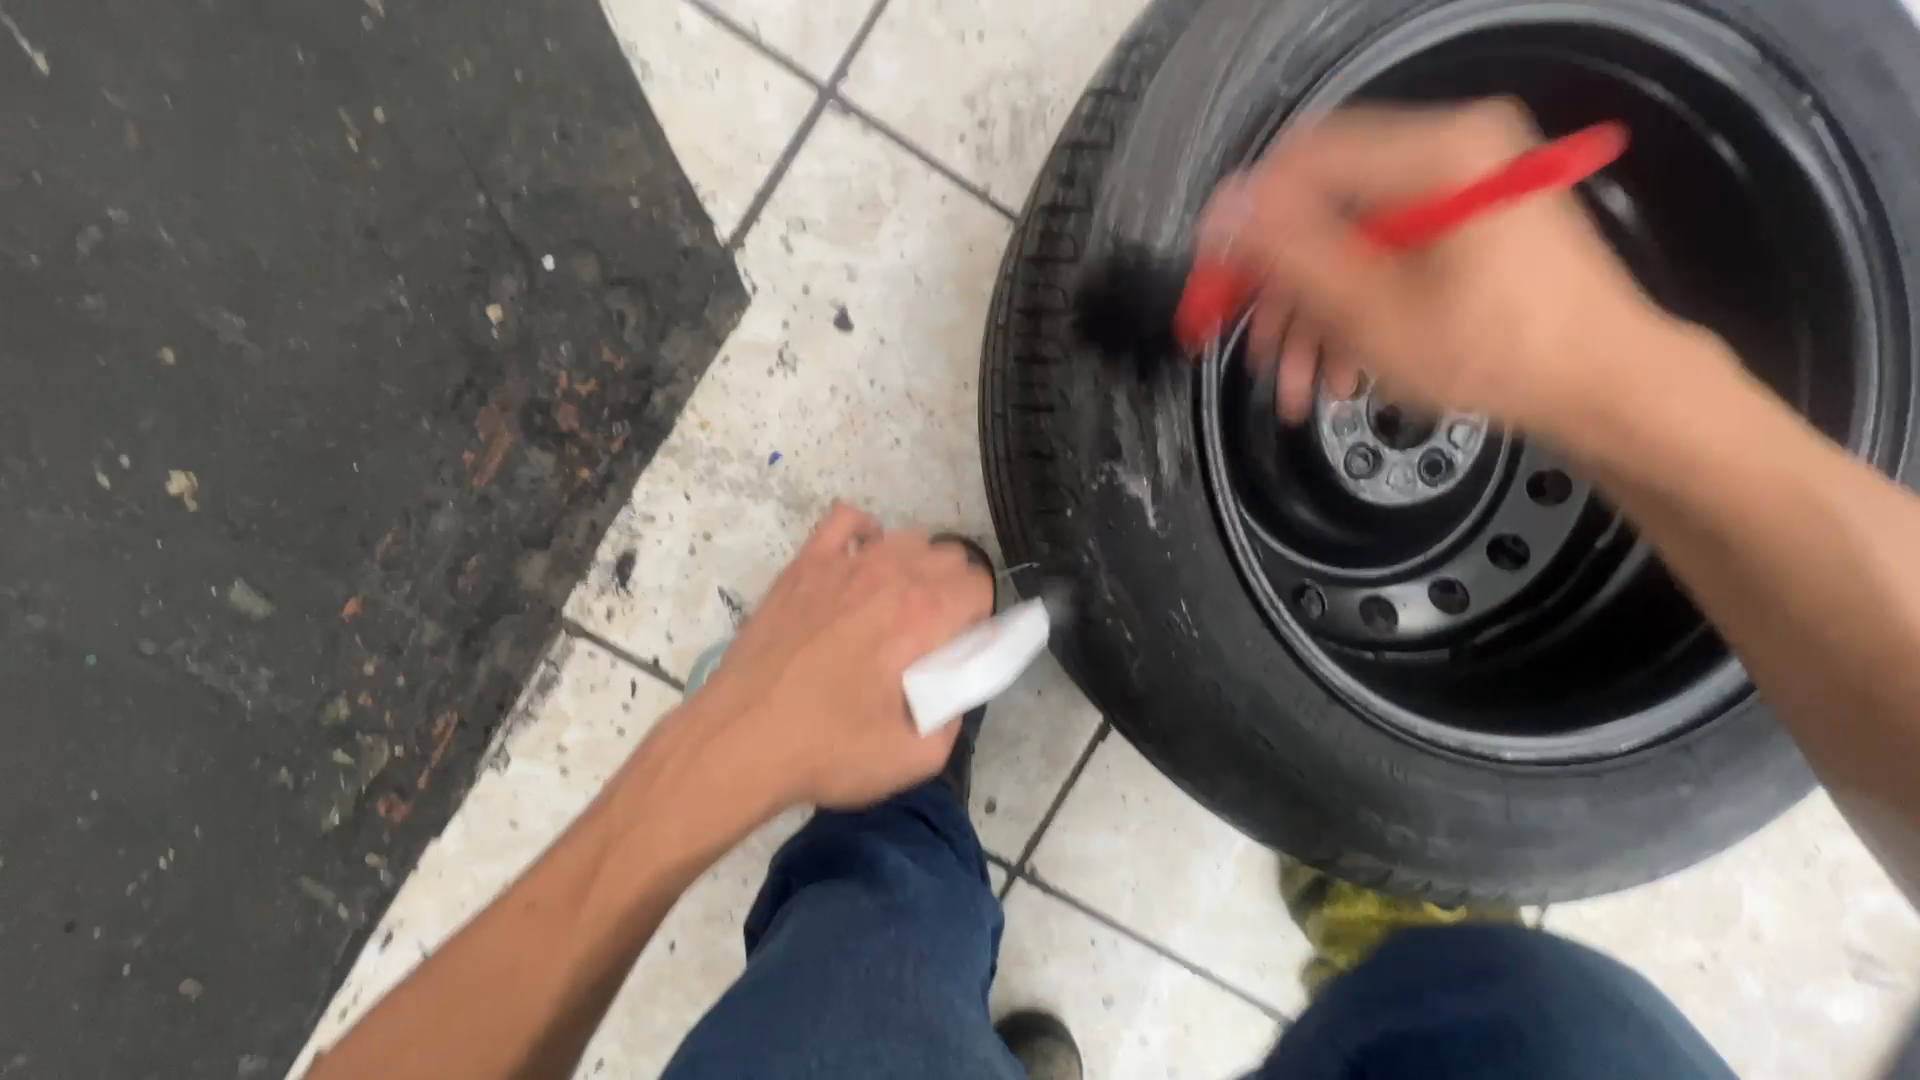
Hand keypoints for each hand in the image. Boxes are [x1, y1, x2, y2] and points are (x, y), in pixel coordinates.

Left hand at [689, 502, 994, 809]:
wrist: (738, 740)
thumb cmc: (827, 749)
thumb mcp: (914, 757)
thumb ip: (953, 720)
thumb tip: (952, 696)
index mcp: (923, 616)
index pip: (979, 586)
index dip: (980, 617)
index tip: (961, 647)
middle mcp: (890, 575)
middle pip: (949, 557)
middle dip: (955, 592)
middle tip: (933, 636)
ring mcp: (842, 564)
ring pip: (906, 538)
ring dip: (917, 566)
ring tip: (899, 606)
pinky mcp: (804, 566)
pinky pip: (847, 521)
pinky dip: (866, 535)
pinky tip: (862, 565)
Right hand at [1196, 100, 1704, 431]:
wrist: (1599, 384)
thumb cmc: (1509, 351)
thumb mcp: (1374, 311)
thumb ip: (1293, 255)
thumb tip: (1231, 215)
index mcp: (1438, 154)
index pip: (1303, 161)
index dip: (1245, 220)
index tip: (1213, 271)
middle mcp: (1450, 157)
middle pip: (1322, 212)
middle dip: (1279, 290)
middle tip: (1250, 341)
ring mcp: (1458, 194)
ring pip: (1347, 247)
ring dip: (1311, 319)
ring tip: (1296, 381)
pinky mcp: (1463, 230)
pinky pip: (1381, 263)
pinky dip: (1351, 316)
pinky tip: (1337, 369)